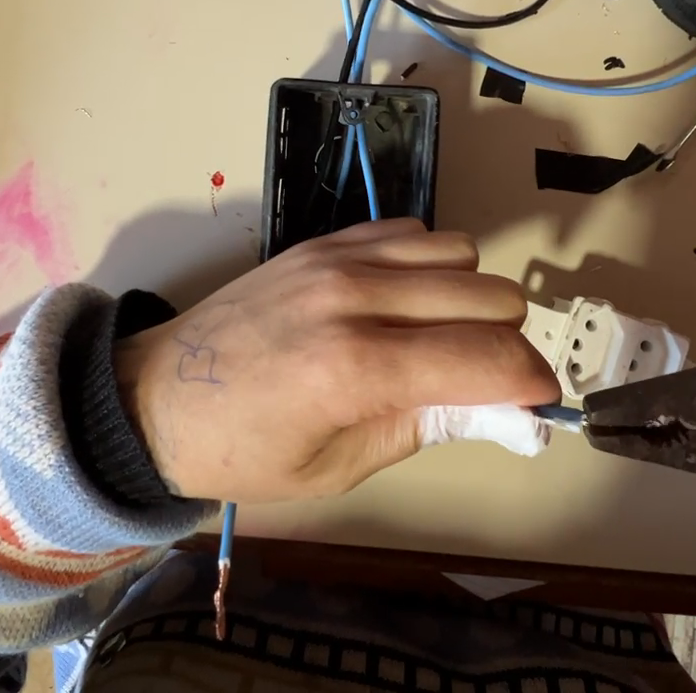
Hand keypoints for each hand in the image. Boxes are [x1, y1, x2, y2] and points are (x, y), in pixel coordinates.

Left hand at [114, 219, 557, 502]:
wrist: (158, 394)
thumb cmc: (245, 450)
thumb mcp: (341, 466)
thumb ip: (429, 424)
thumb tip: (508, 409)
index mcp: (357, 368)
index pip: (489, 358)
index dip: (532, 381)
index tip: (536, 400)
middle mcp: (355, 297)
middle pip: (489, 295)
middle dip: (505, 342)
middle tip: (483, 376)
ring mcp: (337, 258)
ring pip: (458, 250)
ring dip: (469, 294)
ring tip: (440, 332)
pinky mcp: (323, 240)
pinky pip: (410, 230)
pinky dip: (427, 262)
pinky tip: (402, 298)